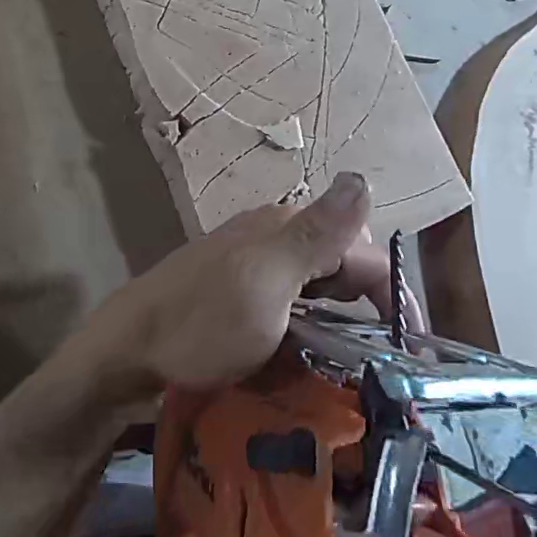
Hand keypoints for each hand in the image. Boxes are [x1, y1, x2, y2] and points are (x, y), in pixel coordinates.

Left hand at [68, 172, 397, 396]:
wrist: (125, 353)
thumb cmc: (201, 323)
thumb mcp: (267, 284)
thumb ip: (318, 235)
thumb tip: (363, 176)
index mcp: (287, 227)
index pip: (363, 251)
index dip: (394, 293)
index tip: (411, 345)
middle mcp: (274, 235)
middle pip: (343, 261)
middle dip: (368, 303)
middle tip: (379, 356)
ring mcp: (254, 262)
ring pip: (319, 281)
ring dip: (340, 315)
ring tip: (351, 360)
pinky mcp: (240, 288)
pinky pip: (294, 298)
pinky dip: (311, 322)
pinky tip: (308, 348)